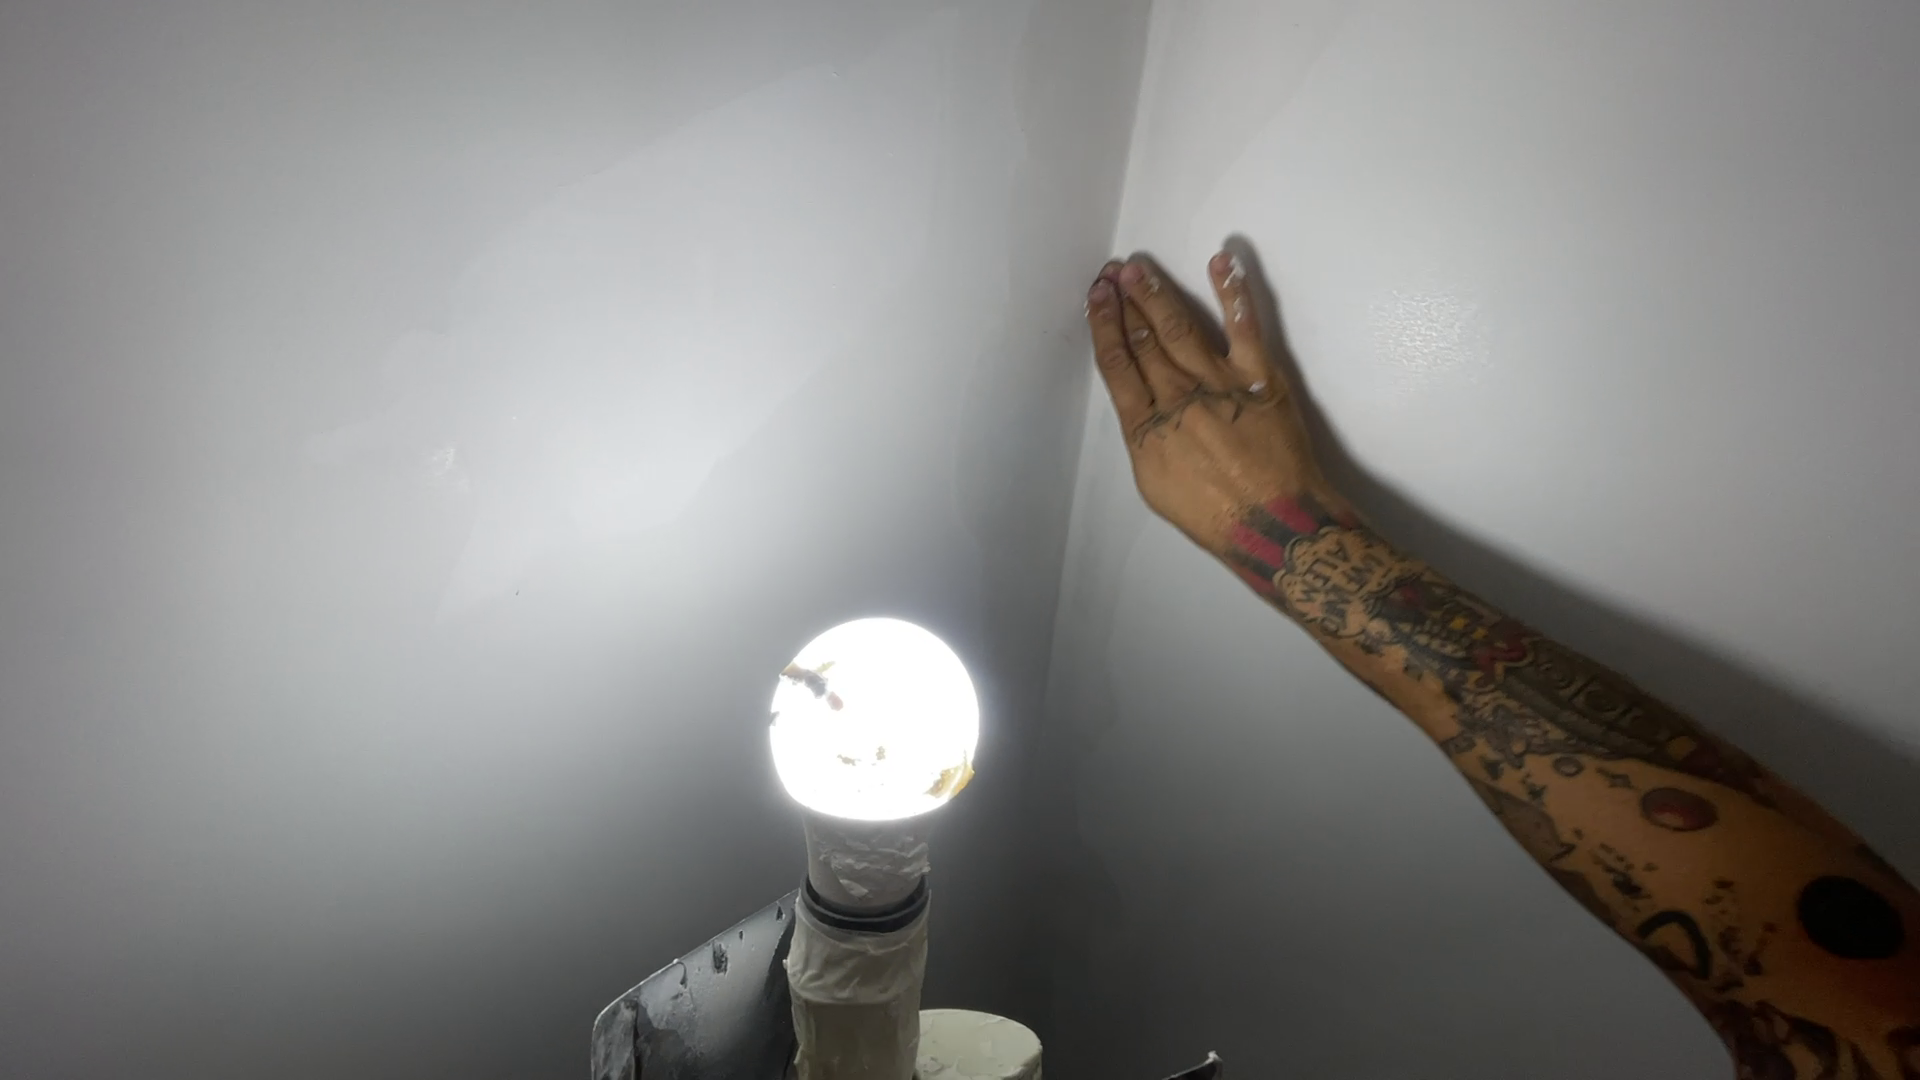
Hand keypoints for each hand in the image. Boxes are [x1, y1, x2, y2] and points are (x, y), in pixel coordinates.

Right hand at [1085, 251, 1345, 553]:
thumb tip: (1142, 409)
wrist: (1271, 520)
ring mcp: (1218, 382)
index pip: (1118, 365)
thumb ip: (1145, 440)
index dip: (1104, 327)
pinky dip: (1231, 291)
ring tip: (1139, 268)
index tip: (1096, 299)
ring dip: (1157, 294)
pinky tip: (1219, 261)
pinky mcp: (1259, 375)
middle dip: (1125, 303)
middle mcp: (1176, 397)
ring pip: (1180, 328)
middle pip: (1143, 340)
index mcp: (1146, 427)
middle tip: (1111, 272)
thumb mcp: (1155, 483)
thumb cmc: (1211, 513)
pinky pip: (1244, 326)